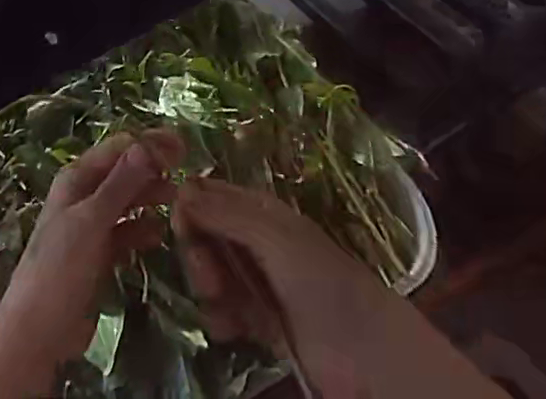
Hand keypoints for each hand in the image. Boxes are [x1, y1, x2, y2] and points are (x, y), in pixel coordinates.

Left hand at [0, 129, 183, 398]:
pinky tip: (160, 235)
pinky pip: (126, 232)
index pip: (119, 147)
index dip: (150, 144)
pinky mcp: (99, 253)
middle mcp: (84, 194)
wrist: (38, 332)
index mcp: (77, 177)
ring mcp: (91, 224)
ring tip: (182, 203)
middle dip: (155, 170)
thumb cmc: (60, 268)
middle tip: (190, 178)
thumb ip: (121, 184)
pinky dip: (142, 229)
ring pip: (127, 200)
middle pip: (125, 171)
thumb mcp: (92, 221)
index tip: (185, 151)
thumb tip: (150, 145)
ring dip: (151, 197)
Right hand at [173, 178, 501, 398]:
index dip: (189, 208)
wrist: (367, 355)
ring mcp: (255, 279)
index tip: (182, 229)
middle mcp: (252, 239)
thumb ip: (224, 213)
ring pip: (208, 273)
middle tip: (210, 279)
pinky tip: (232, 330)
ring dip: (208, 291)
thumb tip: (178, 190)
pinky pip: (220, 310)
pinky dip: (220, 319)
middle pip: (202, 235)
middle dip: (197, 256)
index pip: (207, 194)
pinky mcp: (257, 318)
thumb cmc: (323, 281)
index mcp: (257, 208)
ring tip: (225, 309)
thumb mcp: (273, 237)